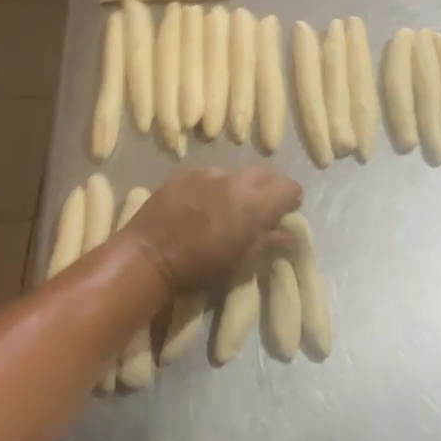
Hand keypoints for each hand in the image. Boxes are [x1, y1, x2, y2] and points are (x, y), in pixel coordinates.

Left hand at [121, 167, 301, 291]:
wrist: (149, 257)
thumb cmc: (201, 268)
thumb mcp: (242, 263)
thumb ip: (270, 243)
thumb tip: (291, 236)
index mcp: (256, 204)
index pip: (290, 188)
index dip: (290, 201)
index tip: (283, 214)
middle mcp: (236, 181)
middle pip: (266, 175)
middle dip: (268, 190)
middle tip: (258, 212)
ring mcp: (209, 173)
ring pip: (235, 174)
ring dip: (238, 188)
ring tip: (224, 208)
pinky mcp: (185, 173)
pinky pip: (208, 175)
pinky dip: (211, 187)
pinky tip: (198, 206)